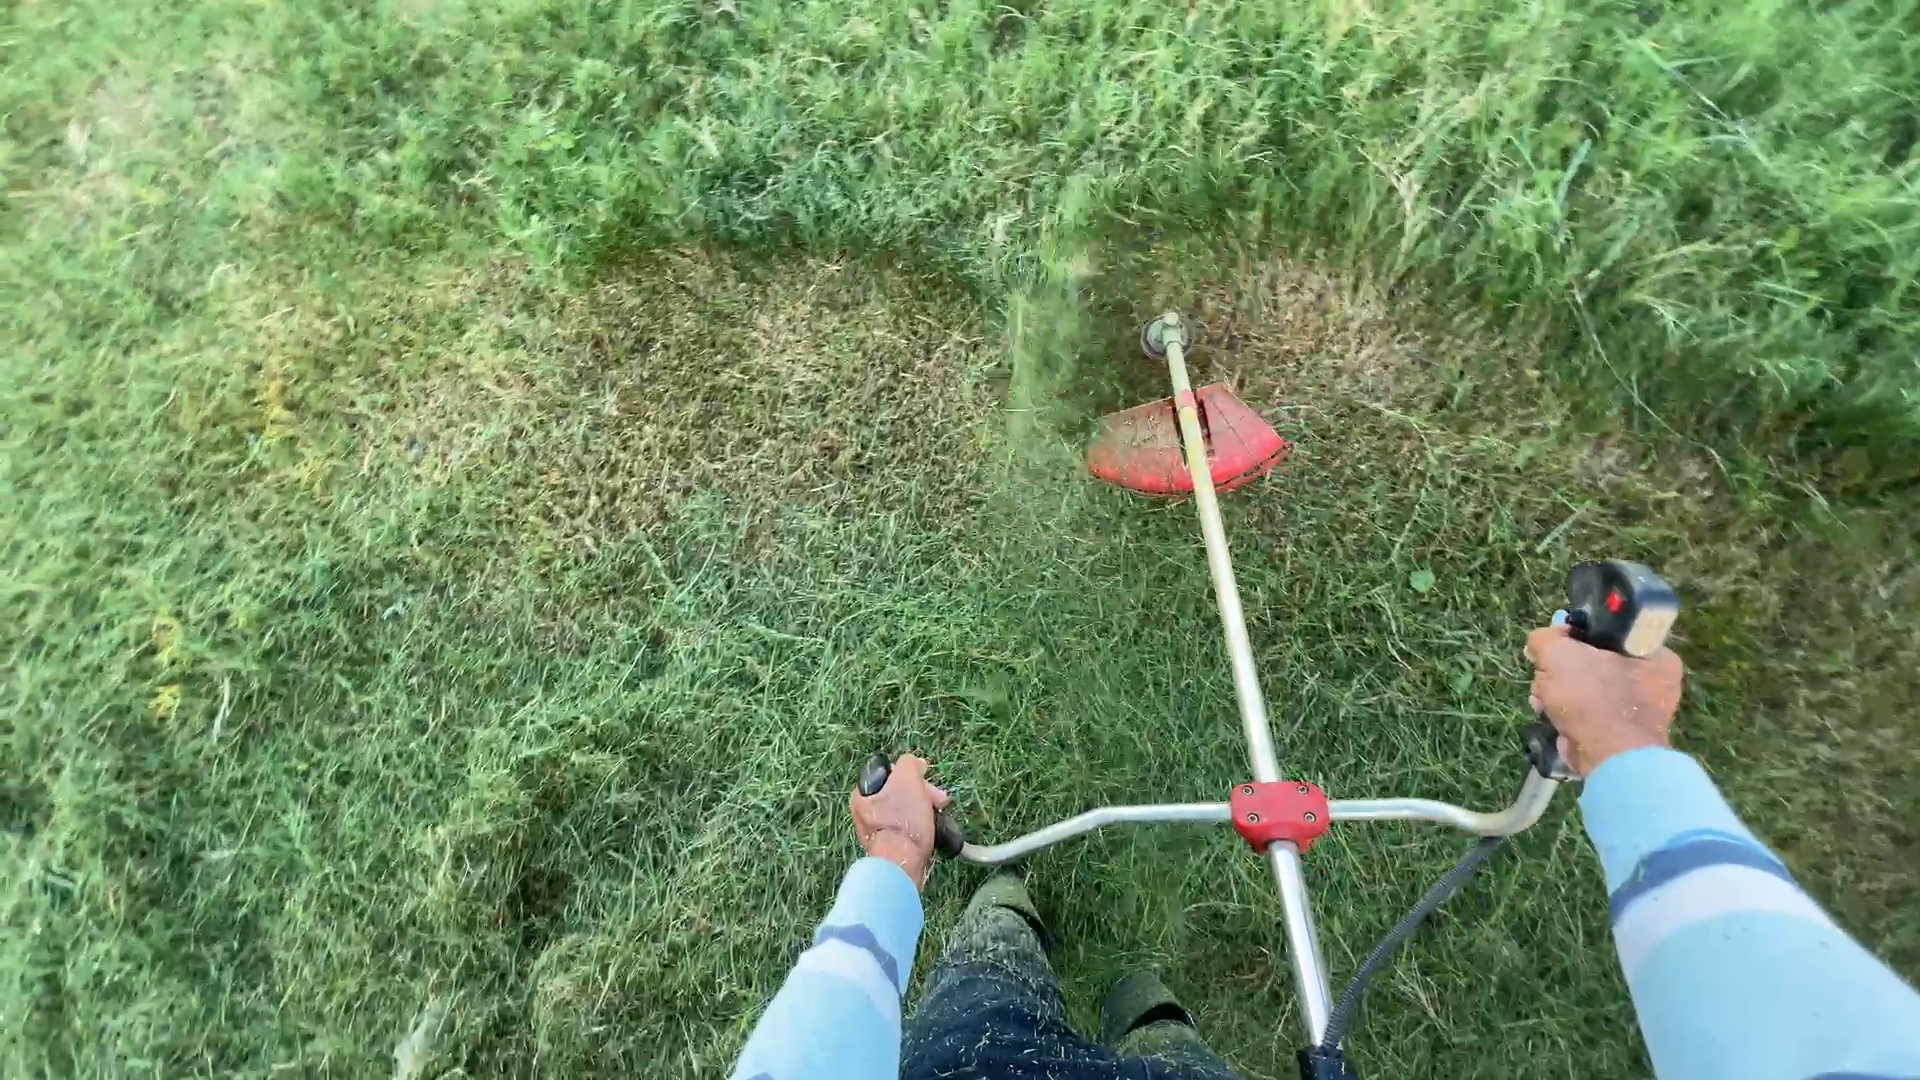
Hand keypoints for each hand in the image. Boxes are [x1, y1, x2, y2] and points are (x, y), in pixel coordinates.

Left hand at [850, 753, 950, 888]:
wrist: (902, 863)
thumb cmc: (903, 819)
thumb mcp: (908, 778)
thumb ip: (908, 763)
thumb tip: (914, 763)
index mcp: (863, 792)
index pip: (892, 773)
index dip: (913, 775)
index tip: (927, 782)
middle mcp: (864, 810)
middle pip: (900, 791)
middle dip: (923, 793)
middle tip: (939, 800)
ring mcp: (876, 830)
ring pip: (905, 809)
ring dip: (924, 808)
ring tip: (939, 815)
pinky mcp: (888, 846)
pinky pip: (906, 827)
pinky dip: (918, 825)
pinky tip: (931, 829)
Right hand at [1526, 624, 1685, 775]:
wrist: (1606, 754)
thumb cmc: (1591, 697)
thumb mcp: (1558, 652)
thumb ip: (1546, 636)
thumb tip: (1545, 640)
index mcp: (1654, 655)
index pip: (1606, 633)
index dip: (1575, 636)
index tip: (1556, 647)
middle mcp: (1653, 680)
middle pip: (1588, 659)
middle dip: (1558, 669)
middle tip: (1548, 676)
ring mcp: (1638, 707)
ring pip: (1581, 684)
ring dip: (1554, 689)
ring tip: (1545, 699)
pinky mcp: (1619, 728)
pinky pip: (1584, 707)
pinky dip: (1563, 709)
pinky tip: (1550, 713)